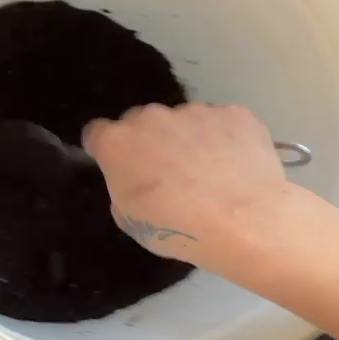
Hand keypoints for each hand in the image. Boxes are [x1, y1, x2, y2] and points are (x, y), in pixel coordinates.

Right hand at [83, 102, 291, 265]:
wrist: (242, 222)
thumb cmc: (174, 228)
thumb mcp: (127, 217)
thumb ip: (122, 185)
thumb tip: (134, 177)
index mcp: (116, 143)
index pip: (96, 132)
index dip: (104, 148)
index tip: (114, 164)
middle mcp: (151, 118)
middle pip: (140, 121)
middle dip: (146, 141)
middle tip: (163, 173)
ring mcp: (195, 112)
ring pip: (182, 121)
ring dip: (185, 138)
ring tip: (206, 172)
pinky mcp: (234, 114)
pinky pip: (220, 123)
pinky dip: (222, 138)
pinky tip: (233, 166)